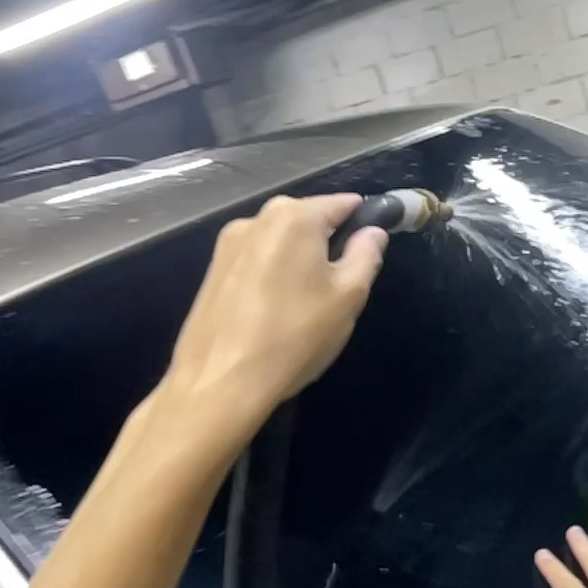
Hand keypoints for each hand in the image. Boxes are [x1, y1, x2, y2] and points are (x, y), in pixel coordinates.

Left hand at [153, 194, 386, 455]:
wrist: (219, 385)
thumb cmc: (294, 335)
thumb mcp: (349, 296)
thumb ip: (366, 254)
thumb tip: (372, 232)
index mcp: (294, 216)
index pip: (344, 203)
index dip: (366, 222)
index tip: (375, 251)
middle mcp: (256, 219)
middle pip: (309, 219)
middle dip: (330, 243)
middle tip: (343, 287)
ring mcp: (228, 245)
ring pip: (282, 242)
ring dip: (301, 261)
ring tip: (308, 305)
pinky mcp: (213, 272)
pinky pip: (259, 261)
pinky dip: (275, 276)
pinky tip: (278, 313)